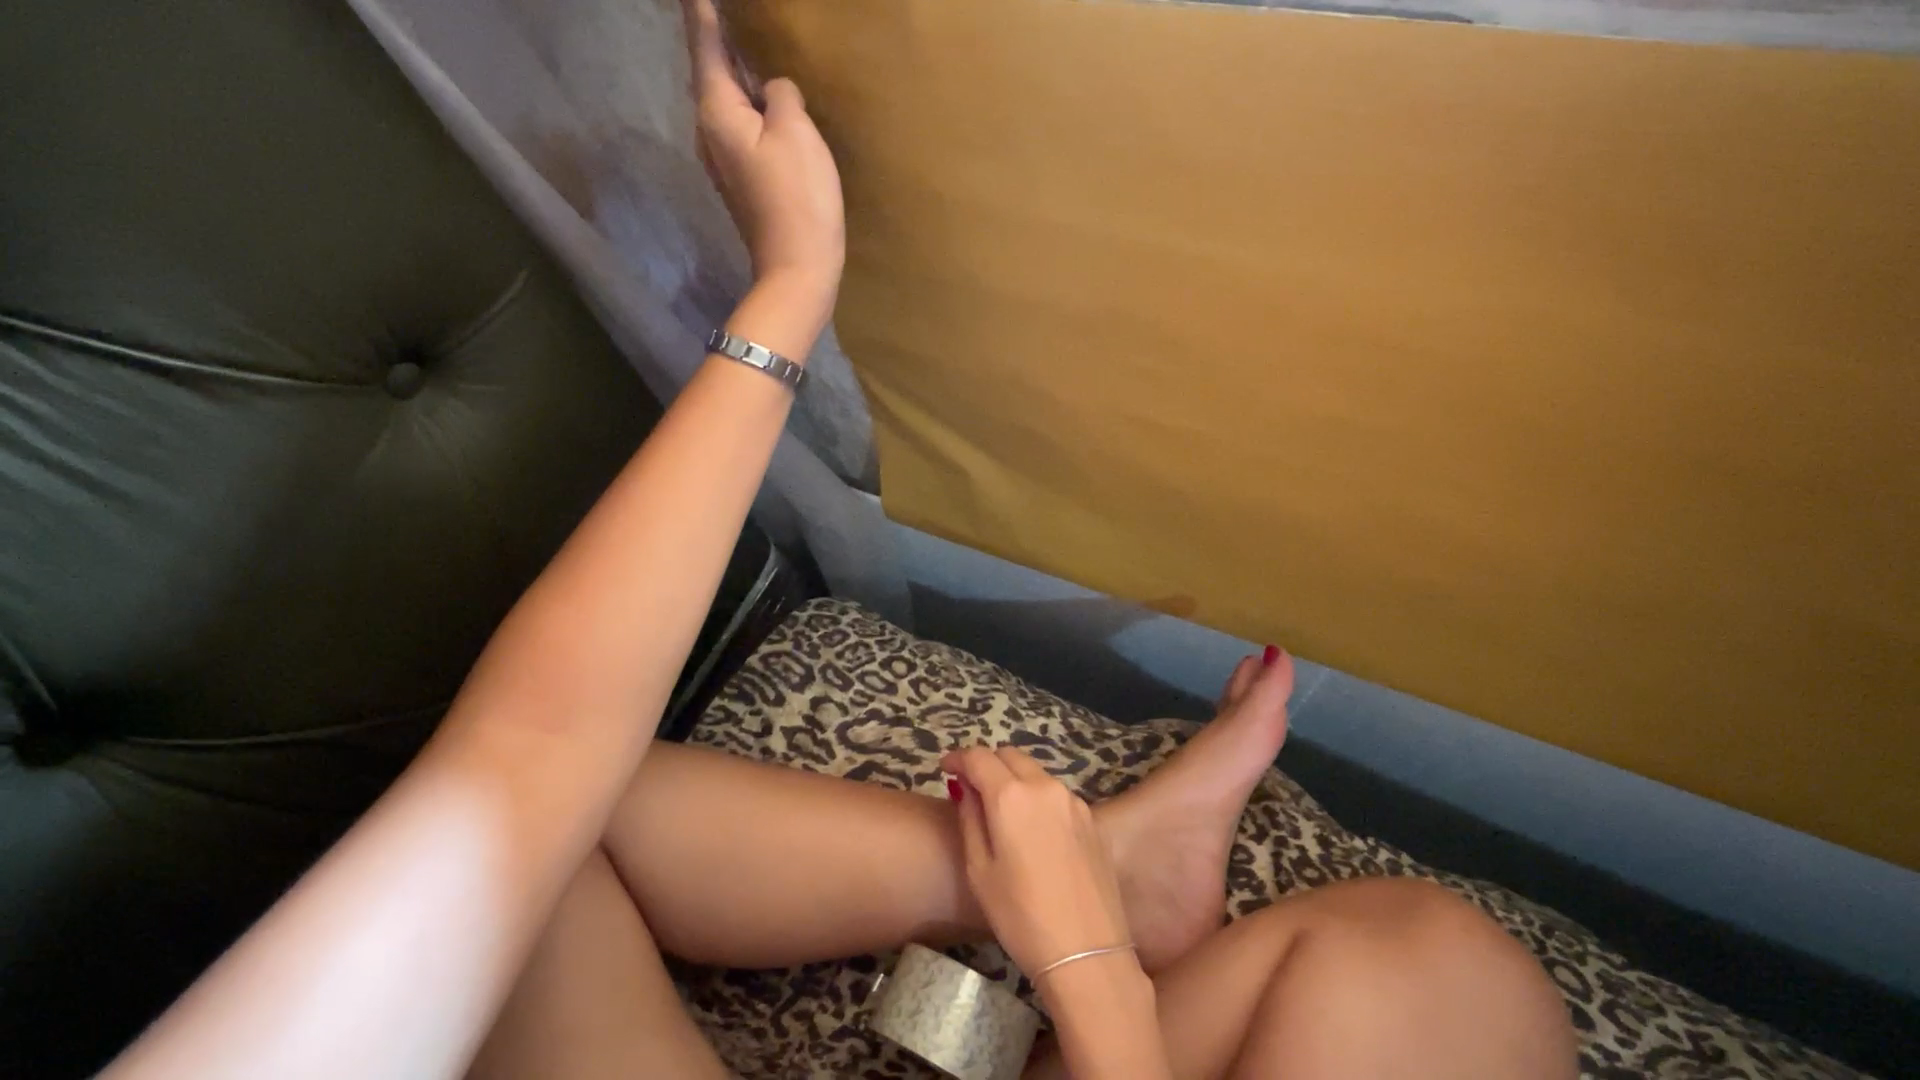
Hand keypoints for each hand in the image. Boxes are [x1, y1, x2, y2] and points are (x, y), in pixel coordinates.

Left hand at [683, 0, 844, 304]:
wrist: (797, 269)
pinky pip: (743, 128)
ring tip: (747, 46)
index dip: (703, 15)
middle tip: (722, 14)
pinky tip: (768, 102)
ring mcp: (724, 161)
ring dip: (737, 74)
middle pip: (712, 74)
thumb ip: (782, 94)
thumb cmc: (797, 199)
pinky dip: (751, 107)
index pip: (706, 47)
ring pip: (728, 103)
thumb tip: (774, 91)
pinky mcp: (743, 181)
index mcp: (717, 112)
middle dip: (717, 41)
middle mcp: (710, 133)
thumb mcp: (796, 132)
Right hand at [943, 747, 1132, 982]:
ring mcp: (1074, 802)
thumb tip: (967, 789)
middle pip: (1010, 756)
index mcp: (1012, 796)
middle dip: (987, 763)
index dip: (958, 757)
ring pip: (1037, 772)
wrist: (1087, 952)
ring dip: (1014, 779)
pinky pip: (1057, 794)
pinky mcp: (1092, 820)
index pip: (979, 757)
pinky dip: (1037, 797)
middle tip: (970, 786)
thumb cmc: (1021, 916)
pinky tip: (1032, 828)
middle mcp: (1045, 787)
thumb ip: (970, 819)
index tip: (945, 768)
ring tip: (1000, 809)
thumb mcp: (980, 870)